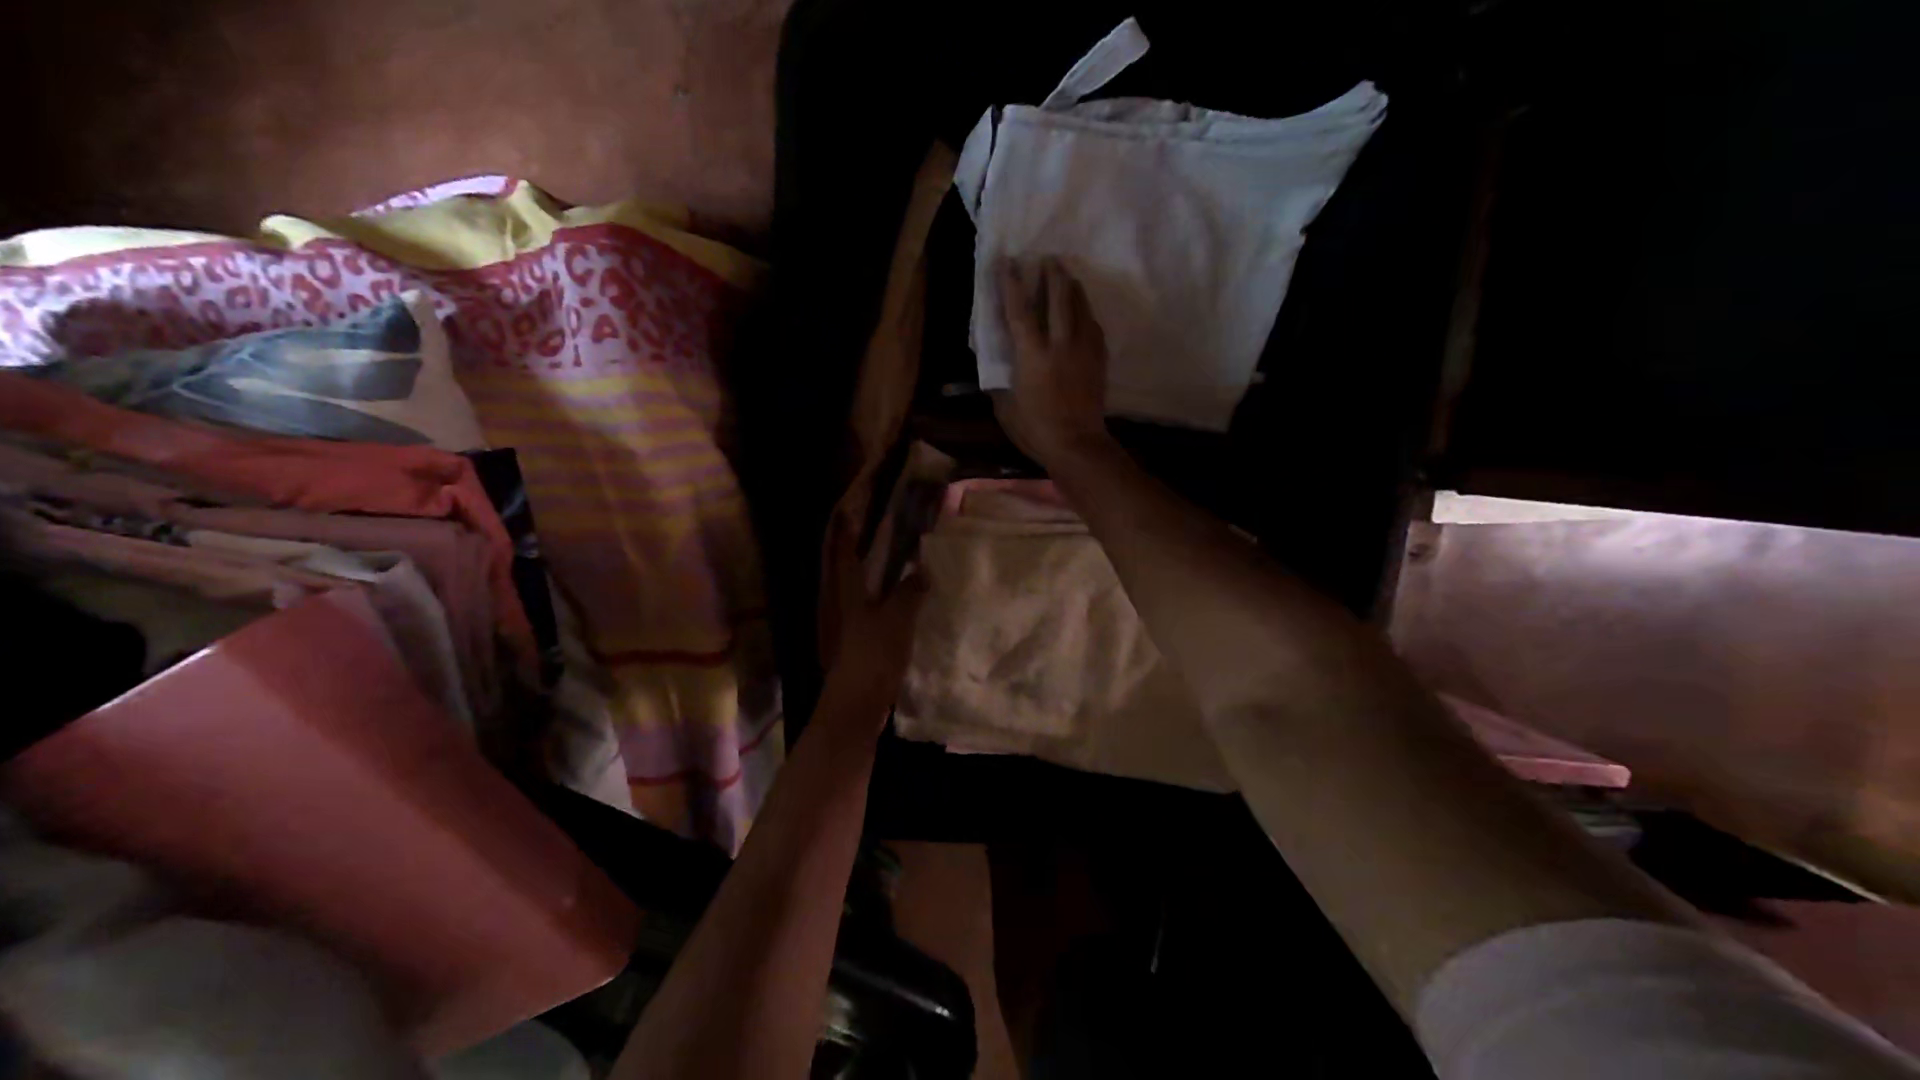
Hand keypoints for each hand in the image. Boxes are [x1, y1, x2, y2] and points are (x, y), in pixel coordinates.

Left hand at [820, 514, 929, 723]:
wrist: (855, 705)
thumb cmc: (872, 655)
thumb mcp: (897, 619)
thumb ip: (910, 591)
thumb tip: (922, 569)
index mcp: (844, 590)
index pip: (842, 549)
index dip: (845, 527)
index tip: (850, 505)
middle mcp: (836, 601)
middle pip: (840, 565)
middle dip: (850, 544)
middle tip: (869, 525)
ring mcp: (841, 623)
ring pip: (850, 586)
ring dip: (862, 569)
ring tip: (883, 556)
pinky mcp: (850, 641)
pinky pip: (860, 607)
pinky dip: (872, 594)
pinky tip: (889, 598)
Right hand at [992, 256, 1114, 468]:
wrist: (1077, 444)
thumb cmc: (1035, 430)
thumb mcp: (1006, 407)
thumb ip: (1002, 381)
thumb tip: (1001, 368)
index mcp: (1032, 355)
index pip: (1019, 310)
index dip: (1011, 283)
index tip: (1008, 262)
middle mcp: (1059, 344)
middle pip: (1058, 297)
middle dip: (1052, 274)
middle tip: (1048, 259)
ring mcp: (1083, 349)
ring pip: (1080, 306)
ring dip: (1072, 287)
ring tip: (1066, 276)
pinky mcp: (1098, 359)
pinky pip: (1093, 325)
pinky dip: (1085, 312)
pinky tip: (1082, 310)